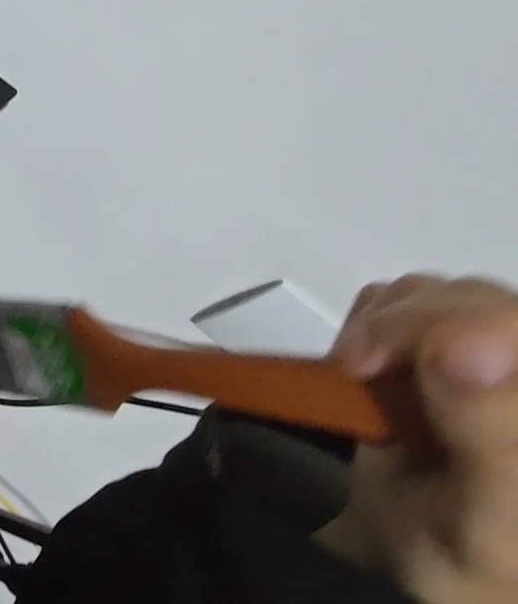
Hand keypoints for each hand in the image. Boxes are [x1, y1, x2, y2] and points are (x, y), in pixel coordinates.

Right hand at [316, 274, 517, 602]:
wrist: (424, 562)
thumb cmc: (468, 559)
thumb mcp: (490, 523)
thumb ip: (493, 439)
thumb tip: (461, 348)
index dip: (456, 323)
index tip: (372, 362)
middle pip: (482, 302)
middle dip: (403, 324)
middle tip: (356, 371)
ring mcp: (498, 363)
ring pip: (440, 294)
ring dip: (381, 325)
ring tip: (360, 375)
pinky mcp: (449, 352)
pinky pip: (406, 300)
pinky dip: (370, 321)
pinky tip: (366, 366)